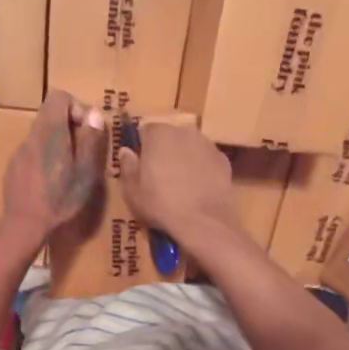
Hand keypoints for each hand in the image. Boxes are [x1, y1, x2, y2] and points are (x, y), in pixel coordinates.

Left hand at [0, 90, 105, 248]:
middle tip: (81, 151)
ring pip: (40, 134)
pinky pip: (31, 151)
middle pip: (49, 115)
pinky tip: (49, 181)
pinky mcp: (13, 167)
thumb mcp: (84, 172)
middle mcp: (31, 137)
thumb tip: (95, 113)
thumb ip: (90, 139)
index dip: (76, 107)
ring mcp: (19, 152)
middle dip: (68, 126)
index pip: (58, 97)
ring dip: (56, 143)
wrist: (24, 224)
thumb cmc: (59, 199)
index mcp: (50, 132)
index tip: (85, 130)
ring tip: (67, 168)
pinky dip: (44, 157)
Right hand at [116, 122, 237, 242]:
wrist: (202, 220)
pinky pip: (205, 160)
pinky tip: (196, 188)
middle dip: (164, 150)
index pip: (146, 129)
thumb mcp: (132, 191)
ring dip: (183, 158)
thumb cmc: (160, 204)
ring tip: (179, 183)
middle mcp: (184, 131)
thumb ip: (127, 167)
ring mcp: (207, 144)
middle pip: (170, 136)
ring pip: (189, 147)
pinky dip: (201, 169)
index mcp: (159, 134)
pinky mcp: (223, 160)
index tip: (141, 163)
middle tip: (159, 175)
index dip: (142, 146)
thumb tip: (125, 151)